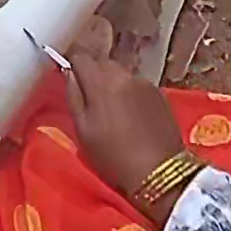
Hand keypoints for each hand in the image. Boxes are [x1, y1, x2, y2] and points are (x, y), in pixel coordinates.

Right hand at [65, 53, 186, 208]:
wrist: (162, 175)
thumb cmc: (114, 158)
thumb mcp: (83, 131)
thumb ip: (73, 95)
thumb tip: (68, 72)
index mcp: (100, 81)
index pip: (79, 55)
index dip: (72, 64)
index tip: (70, 77)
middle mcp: (122, 74)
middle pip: (100, 61)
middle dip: (92, 73)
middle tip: (90, 97)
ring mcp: (143, 81)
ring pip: (118, 71)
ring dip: (111, 81)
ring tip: (112, 107)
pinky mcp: (159, 92)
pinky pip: (135, 83)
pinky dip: (129, 91)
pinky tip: (131, 113)